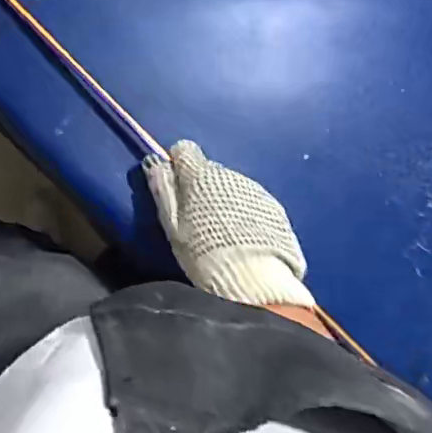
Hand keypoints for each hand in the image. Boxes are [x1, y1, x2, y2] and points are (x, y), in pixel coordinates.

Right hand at [142, 140, 314, 308]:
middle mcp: (229, 175)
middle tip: (197, 218)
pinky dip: (245, 214)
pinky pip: (252, 203)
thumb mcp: (172, 224)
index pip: (184, 150)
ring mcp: (256, 192)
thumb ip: (162, 188)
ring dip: (224, 201)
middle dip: (202, 187)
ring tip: (223, 232)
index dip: (177, 165)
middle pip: (209, 171)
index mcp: (200, 174)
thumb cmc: (203, 252)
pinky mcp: (276, 210)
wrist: (255, 282)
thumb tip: (154, 163)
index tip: (175, 186)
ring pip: (231, 187)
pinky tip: (244, 239)